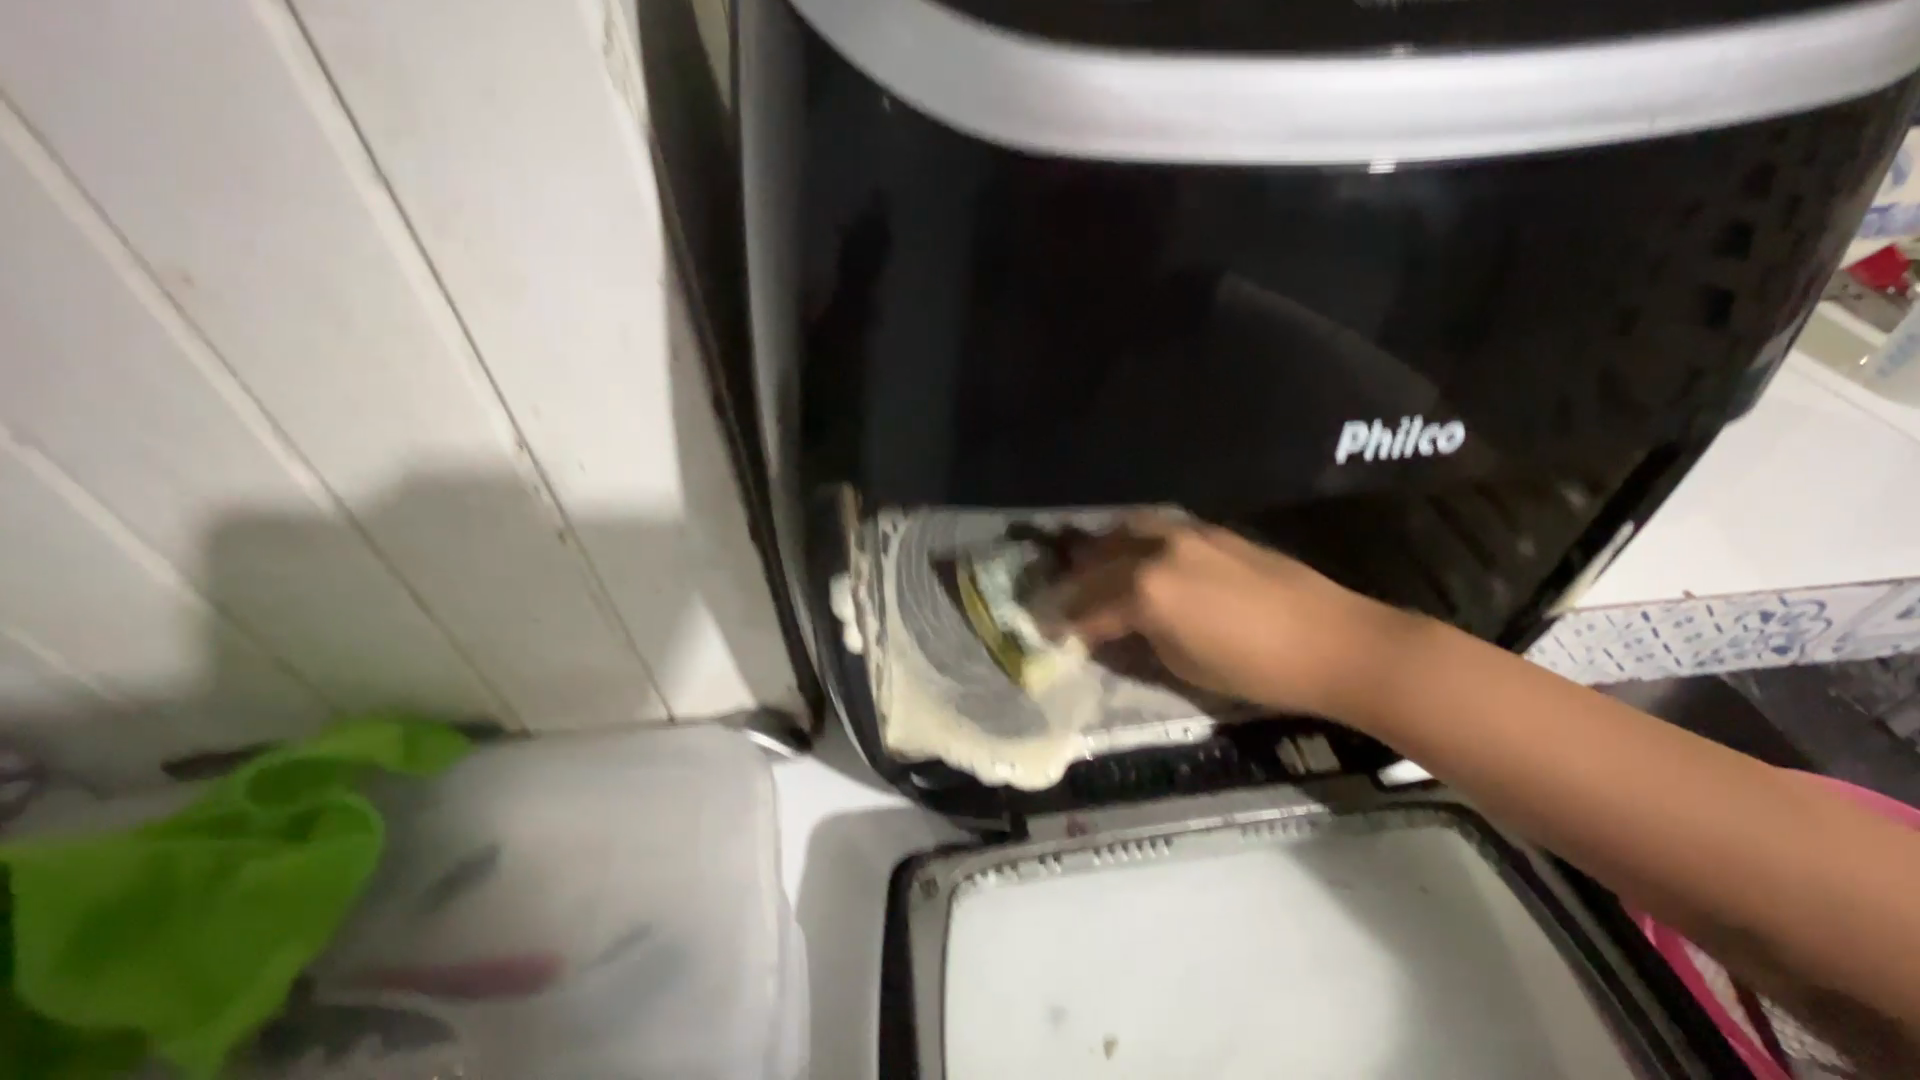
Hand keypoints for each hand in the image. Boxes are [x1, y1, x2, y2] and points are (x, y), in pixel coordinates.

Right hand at [1051, 515, 1411, 719]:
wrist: (1334, 642)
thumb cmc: (1255, 669)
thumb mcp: (1183, 667)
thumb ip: (1139, 642)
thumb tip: (1115, 633)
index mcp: (1145, 590)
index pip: (1090, 606)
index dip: (1067, 623)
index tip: (1048, 633)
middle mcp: (1157, 551)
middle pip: (1099, 562)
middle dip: (1074, 583)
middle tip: (1058, 600)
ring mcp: (1188, 533)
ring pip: (1126, 531)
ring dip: (1102, 551)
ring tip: (1090, 569)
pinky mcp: (1213, 531)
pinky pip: (1157, 528)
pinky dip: (1135, 540)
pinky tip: (1135, 556)